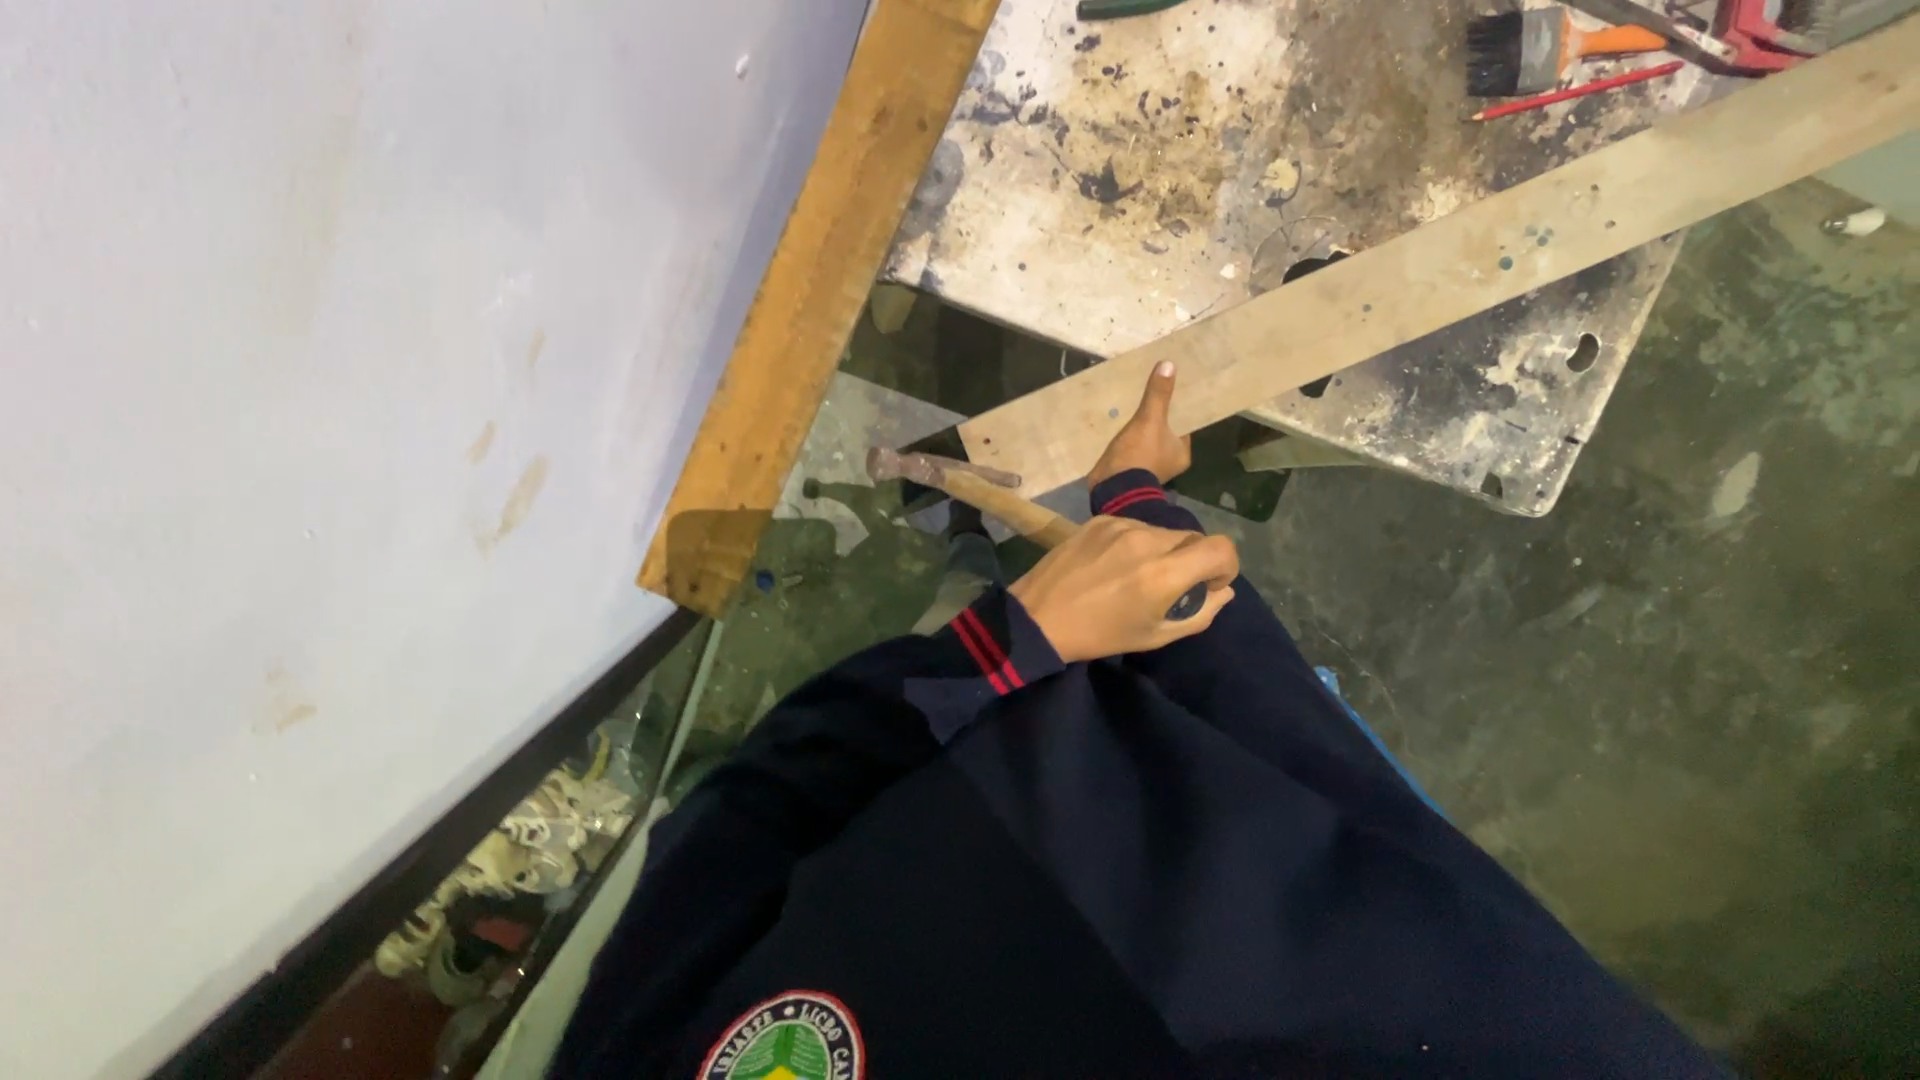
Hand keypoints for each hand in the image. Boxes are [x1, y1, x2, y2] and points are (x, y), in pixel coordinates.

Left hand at [1009, 516, 1237, 662]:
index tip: (1207, 586)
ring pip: (1163, 531)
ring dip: (1163, 550)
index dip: (1224, 568)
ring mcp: (1121, 525)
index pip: (1221, 548)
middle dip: (1193, 560)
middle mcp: (1147, 539)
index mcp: (1165, 572)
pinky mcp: (1100, 520)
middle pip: (1194, 537)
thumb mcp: (1154, 635)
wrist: (1039, 616)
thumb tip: (1223, 591)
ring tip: (1135, 575)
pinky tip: (1112, 564)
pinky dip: (1135, 543)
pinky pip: (1134, 526)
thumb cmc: (1099, 634)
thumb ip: (1199, 613)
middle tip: (1170, 585)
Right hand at [1088, 360, 1189, 487]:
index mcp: (1181, 452)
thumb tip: (1169, 364)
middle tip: (1150, 387)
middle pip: (1163, 429)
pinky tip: (1116, 418)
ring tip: (1131, 399)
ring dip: (1138, 424)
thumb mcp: (1149, 420)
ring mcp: (1147, 465)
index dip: (1177, 405)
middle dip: (1156, 413)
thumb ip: (1159, 394)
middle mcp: (1168, 460)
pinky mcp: (1128, 468)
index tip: (1171, 385)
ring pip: (1145, 436)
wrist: (1112, 488)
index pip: (1183, 423)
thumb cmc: (1139, 456)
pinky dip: (1125, 435)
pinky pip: (1130, 445)